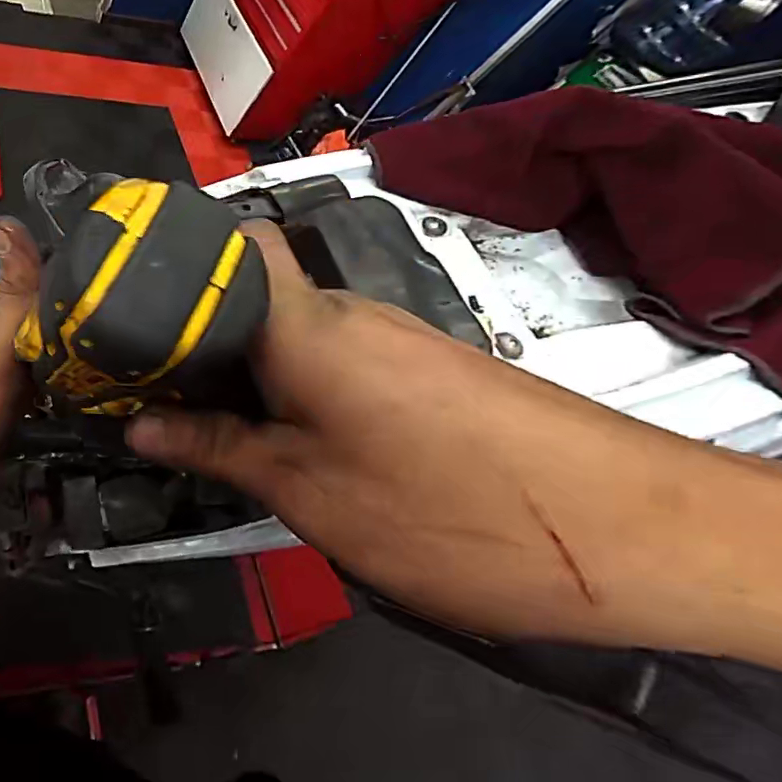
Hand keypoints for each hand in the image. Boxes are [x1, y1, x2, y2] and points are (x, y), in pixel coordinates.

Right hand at [122, 220, 729, 640]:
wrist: (647, 537)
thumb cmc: (454, 510)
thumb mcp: (310, 493)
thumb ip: (217, 448)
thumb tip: (140, 427)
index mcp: (306, 325)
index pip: (234, 244)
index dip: (180, 258)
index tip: (135, 304)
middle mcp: (347, 311)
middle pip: (253, 295)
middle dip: (202, 338)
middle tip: (157, 389)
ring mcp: (390, 336)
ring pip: (291, 331)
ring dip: (249, 369)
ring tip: (214, 422)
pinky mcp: (422, 366)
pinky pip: (333, 357)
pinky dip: (296, 386)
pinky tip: (295, 440)